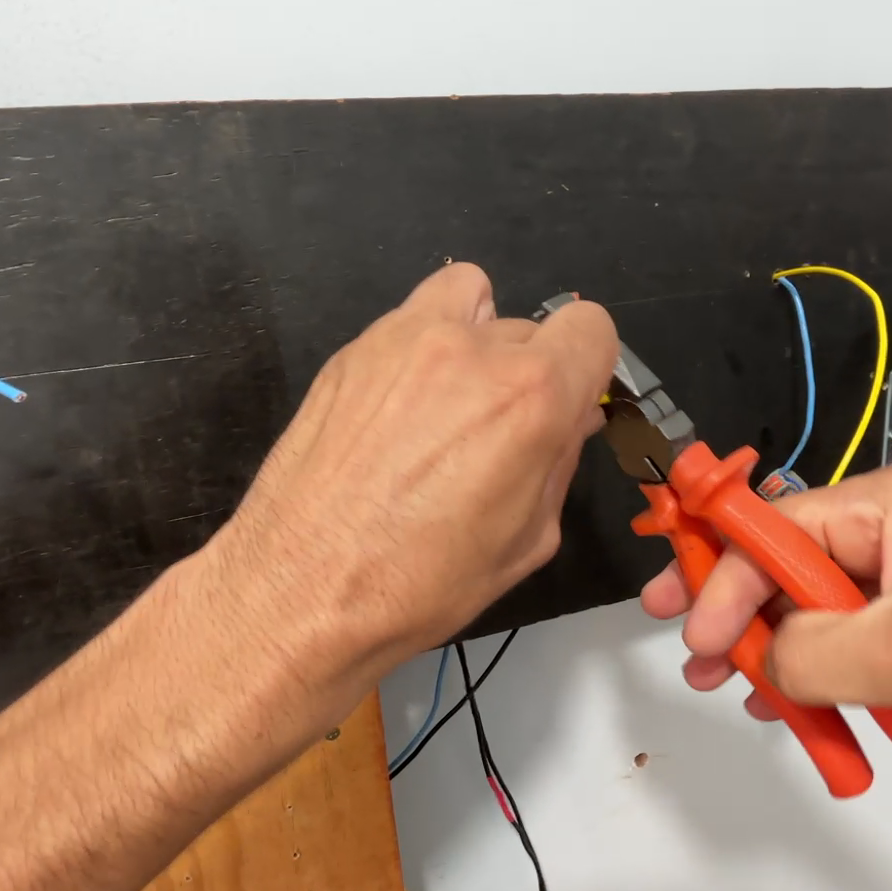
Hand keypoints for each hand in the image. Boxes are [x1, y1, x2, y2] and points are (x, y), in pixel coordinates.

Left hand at [209, 263, 616, 693]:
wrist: (300, 591)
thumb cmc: (421, 585)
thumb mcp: (527, 540)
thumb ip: (561, 462)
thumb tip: (573, 417)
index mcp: (530, 398)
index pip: (591, 328)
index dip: (586, 368)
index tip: (566, 402)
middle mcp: (470, 350)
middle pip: (529, 327)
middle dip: (527, 373)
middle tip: (495, 432)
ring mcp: (402, 339)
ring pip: (469, 299)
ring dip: (476, 339)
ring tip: (448, 403)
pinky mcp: (351, 350)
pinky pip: (410, 320)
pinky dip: (422, 348)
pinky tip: (398, 410)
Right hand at [640, 464, 891, 780]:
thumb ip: (813, 654)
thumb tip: (760, 663)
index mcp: (884, 508)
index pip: (772, 531)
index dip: (720, 576)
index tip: (690, 628)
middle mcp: (888, 538)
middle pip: (782, 570)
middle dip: (734, 612)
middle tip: (690, 649)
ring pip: (811, 616)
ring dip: (771, 655)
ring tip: (732, 689)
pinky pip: (848, 651)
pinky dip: (817, 681)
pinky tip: (789, 708)